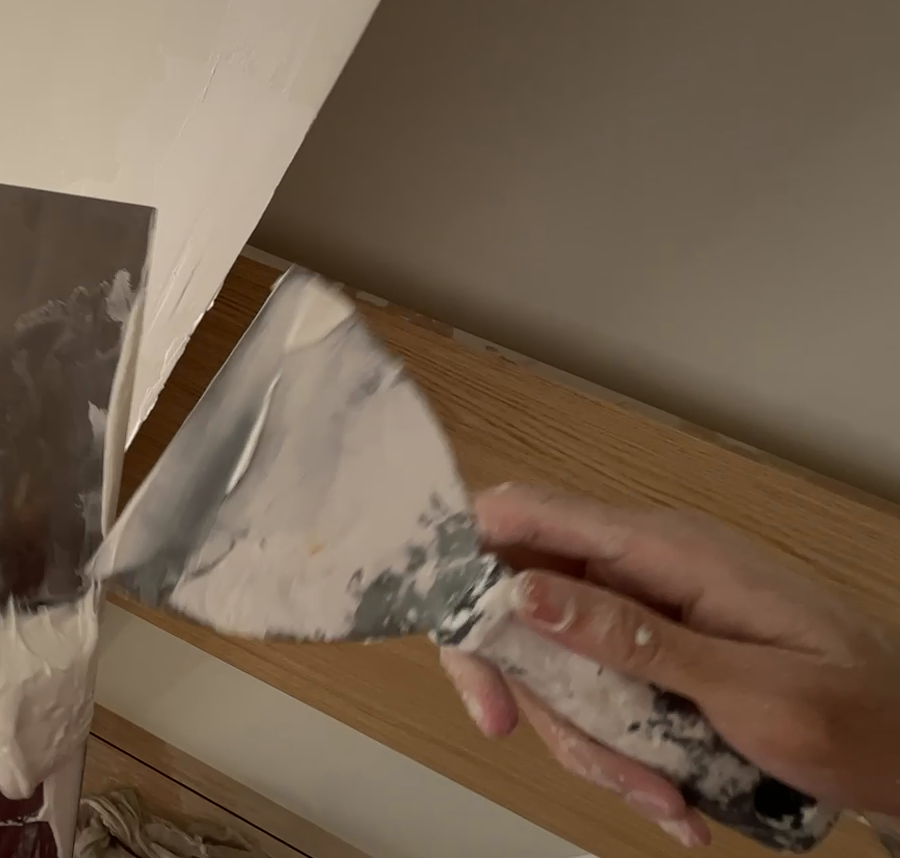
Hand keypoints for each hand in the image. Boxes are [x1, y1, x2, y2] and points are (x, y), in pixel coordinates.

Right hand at [439, 484, 899, 847]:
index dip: (461, 548)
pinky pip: (576, 676)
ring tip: (645, 793)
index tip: (449, 620)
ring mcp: (628, 600)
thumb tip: (518, 594)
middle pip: (509, 587)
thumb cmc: (871, 719)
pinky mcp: (632, 639)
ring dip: (568, 723)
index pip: (519, 512)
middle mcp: (627, 561)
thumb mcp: (759, 690)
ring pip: (540, 647)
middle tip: (501, 722)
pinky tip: (655, 788)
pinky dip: (598, 737)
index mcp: (655, 546)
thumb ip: (635, 637)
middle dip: (506, 664)